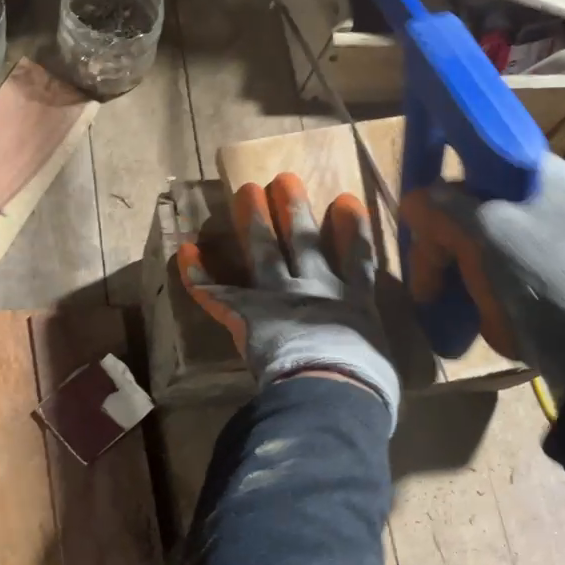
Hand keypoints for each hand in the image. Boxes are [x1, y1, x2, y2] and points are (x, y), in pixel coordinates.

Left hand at [177, 174, 400, 430]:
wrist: (330, 384)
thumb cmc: (365, 382)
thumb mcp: (379, 366)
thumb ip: (371, 358)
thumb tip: (372, 375)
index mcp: (353, 302)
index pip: (356, 258)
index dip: (352, 230)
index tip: (346, 201)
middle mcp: (316, 289)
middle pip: (304, 241)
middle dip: (294, 209)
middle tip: (284, 179)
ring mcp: (278, 296)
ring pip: (264, 251)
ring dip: (254, 221)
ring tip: (246, 190)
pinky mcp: (245, 313)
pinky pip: (215, 292)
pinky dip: (198, 274)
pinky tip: (186, 250)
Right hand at [398, 153, 564, 403]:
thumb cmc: (535, 274)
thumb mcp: (484, 232)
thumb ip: (443, 208)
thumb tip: (411, 199)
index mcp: (535, 173)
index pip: (474, 158)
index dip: (442, 185)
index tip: (420, 215)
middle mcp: (529, 196)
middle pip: (459, 201)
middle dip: (435, 237)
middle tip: (426, 271)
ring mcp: (519, 233)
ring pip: (456, 233)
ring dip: (435, 261)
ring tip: (429, 292)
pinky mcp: (510, 265)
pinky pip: (466, 257)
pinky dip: (448, 272)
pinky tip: (439, 291)